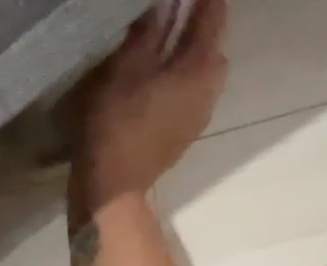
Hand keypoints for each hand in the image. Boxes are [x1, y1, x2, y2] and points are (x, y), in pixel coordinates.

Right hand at [69, 0, 228, 207]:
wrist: (113, 187)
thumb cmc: (116, 125)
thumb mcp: (124, 69)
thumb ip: (147, 32)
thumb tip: (161, 7)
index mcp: (201, 66)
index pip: (213, 15)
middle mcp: (210, 89)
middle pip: (212, 46)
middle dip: (199, 26)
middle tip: (176, 13)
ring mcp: (199, 115)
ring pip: (202, 74)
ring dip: (189, 56)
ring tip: (165, 46)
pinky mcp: (184, 135)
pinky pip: (190, 96)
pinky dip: (180, 81)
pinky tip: (159, 81)